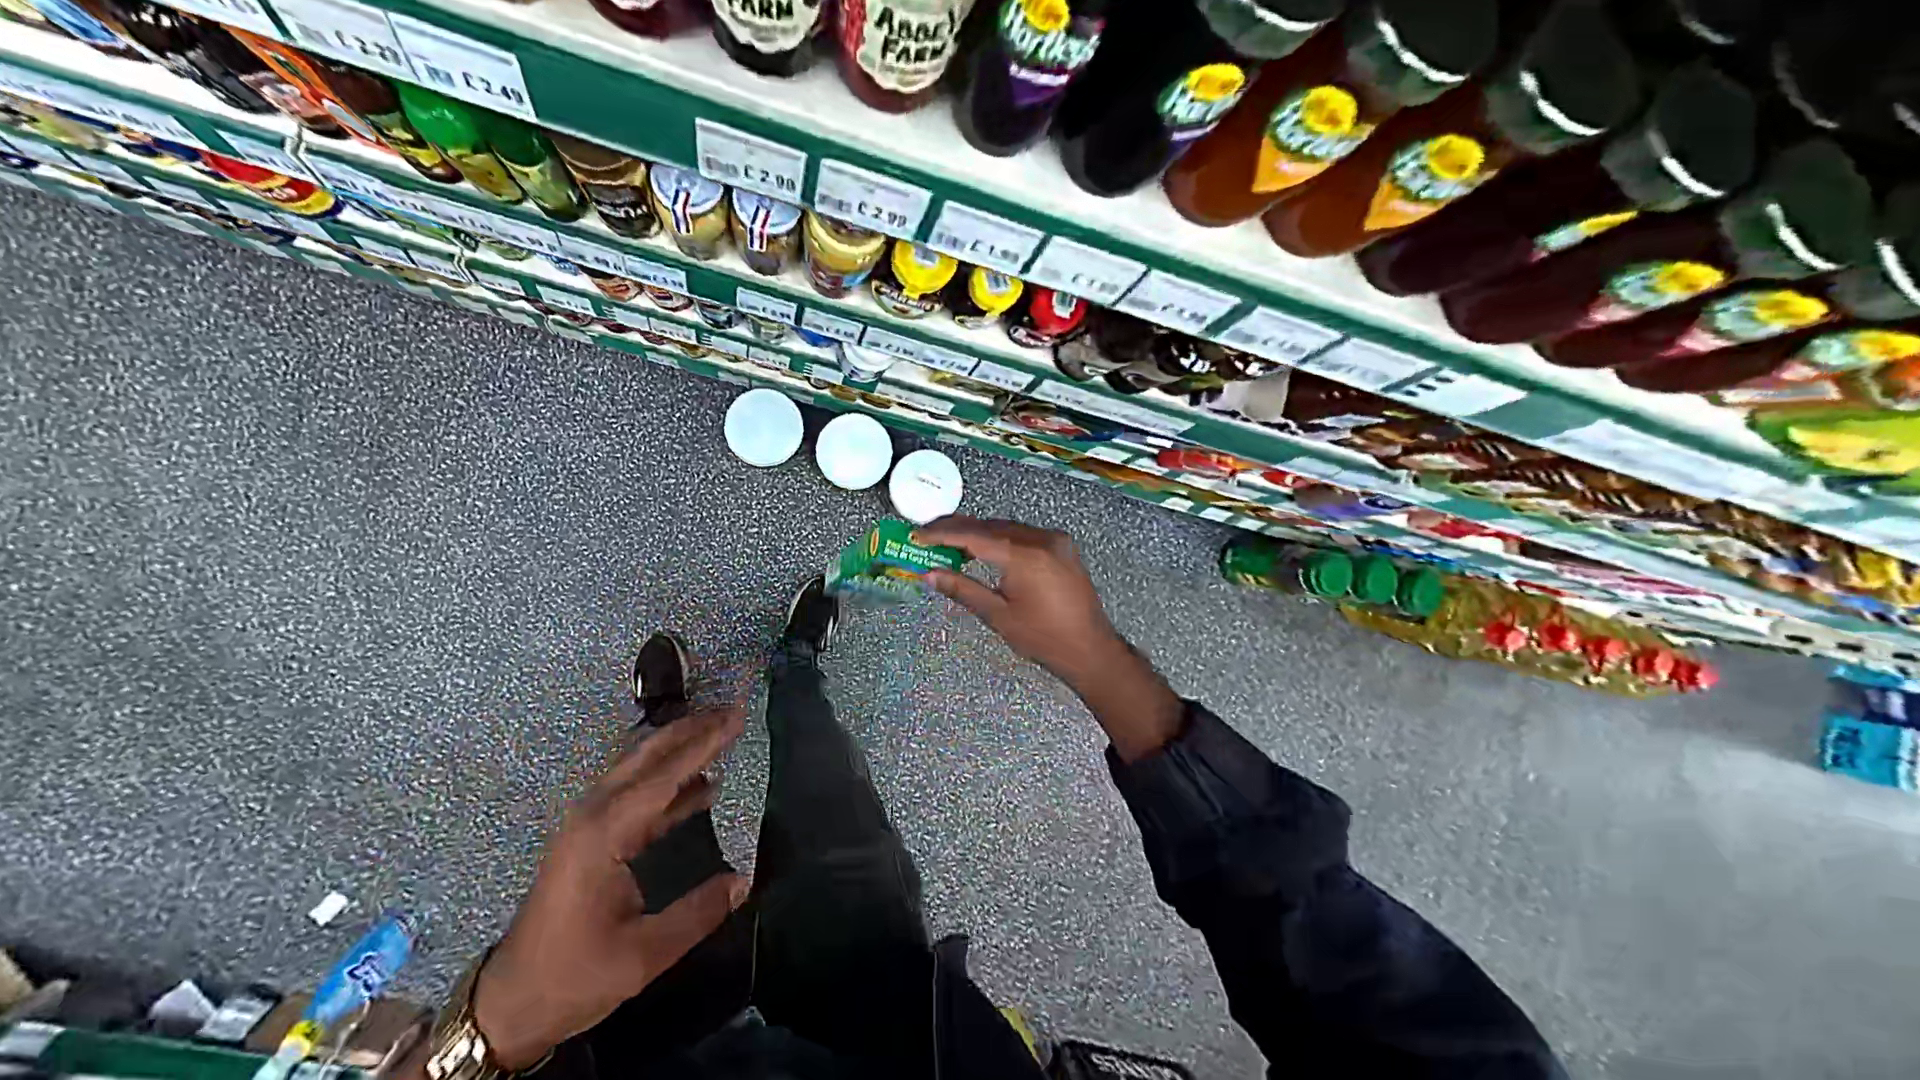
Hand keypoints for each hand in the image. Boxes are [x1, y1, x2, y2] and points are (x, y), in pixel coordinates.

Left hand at [470, 707, 749, 1068]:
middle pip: (646, 757)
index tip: (735, 719)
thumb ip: (697, 913)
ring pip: (640, 770)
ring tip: (720, 734)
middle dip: (690, 731)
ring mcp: (589, 824)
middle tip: (729, 712)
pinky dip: (671, 783)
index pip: (663, 776)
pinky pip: (637, 795)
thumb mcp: (642, 955)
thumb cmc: (573, 975)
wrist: (510, 1004)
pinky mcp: (592, 838)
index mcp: (603, 834)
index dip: (703, 745)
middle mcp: (593, 816)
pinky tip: (702, 786)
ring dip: (679, 750)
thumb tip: (744, 880)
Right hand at [913, 516, 1126, 685]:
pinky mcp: (1062, 546)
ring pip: (1006, 527)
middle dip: (957, 529)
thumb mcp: (998, 615)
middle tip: (927, 534)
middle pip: (989, 526)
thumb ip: (962, 589)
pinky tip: (983, 547)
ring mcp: (1055, 540)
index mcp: (1024, 556)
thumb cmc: (1044, 638)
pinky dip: (1000, 537)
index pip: (973, 536)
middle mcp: (1041, 539)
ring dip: (978, 532)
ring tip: (949, 542)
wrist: (1091, 648)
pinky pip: (1023, 533)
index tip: (918, 534)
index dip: (942, 534)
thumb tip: (929, 574)